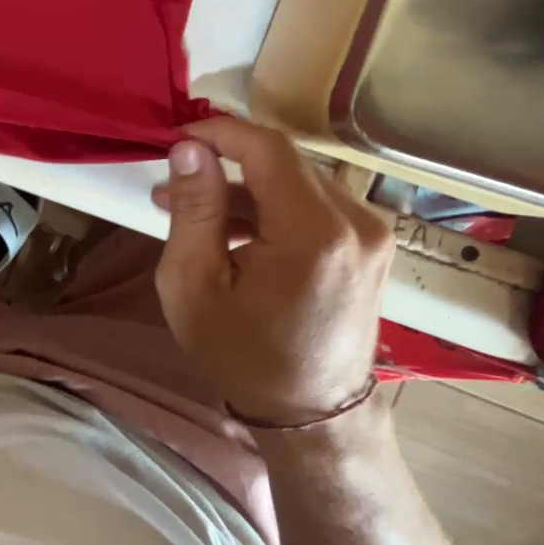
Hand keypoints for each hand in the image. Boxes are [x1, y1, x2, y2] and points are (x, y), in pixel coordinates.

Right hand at [154, 117, 391, 426]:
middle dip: (225, 162)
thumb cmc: (240, 351)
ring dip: (244, 187)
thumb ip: (194, 209)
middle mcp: (357, 222)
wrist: (310, 412)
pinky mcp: (370, 248)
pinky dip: (271, 207)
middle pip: (284, 162)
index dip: (218, 132)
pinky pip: (315, 205)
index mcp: (314, 231)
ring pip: (299, 181)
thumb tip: (188, 149)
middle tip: (171, 183)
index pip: (268, 147)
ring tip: (191, 209)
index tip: (173, 139)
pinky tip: (233, 230)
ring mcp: (372, 236)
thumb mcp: (193, 281)